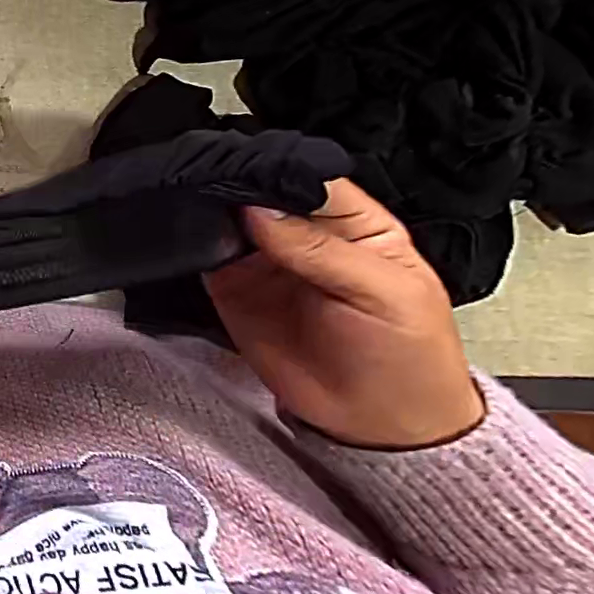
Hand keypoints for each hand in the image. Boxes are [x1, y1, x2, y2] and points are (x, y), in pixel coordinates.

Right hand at [205, 179, 484, 449]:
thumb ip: (321, 249)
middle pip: (262, 192)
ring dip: (211, 208)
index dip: (281, 169)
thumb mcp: (383, 295)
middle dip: (237, 184)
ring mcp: (264, 260)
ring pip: (228, 218)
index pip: (311, 179)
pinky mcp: (232, 286)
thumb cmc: (406, 360)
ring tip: (194, 200)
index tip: (248, 165)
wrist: (374, 428)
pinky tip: (187, 232)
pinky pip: (206, 253)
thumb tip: (258, 208)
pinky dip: (193, 241)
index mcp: (354, 224)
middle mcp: (303, 235)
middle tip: (211, 179)